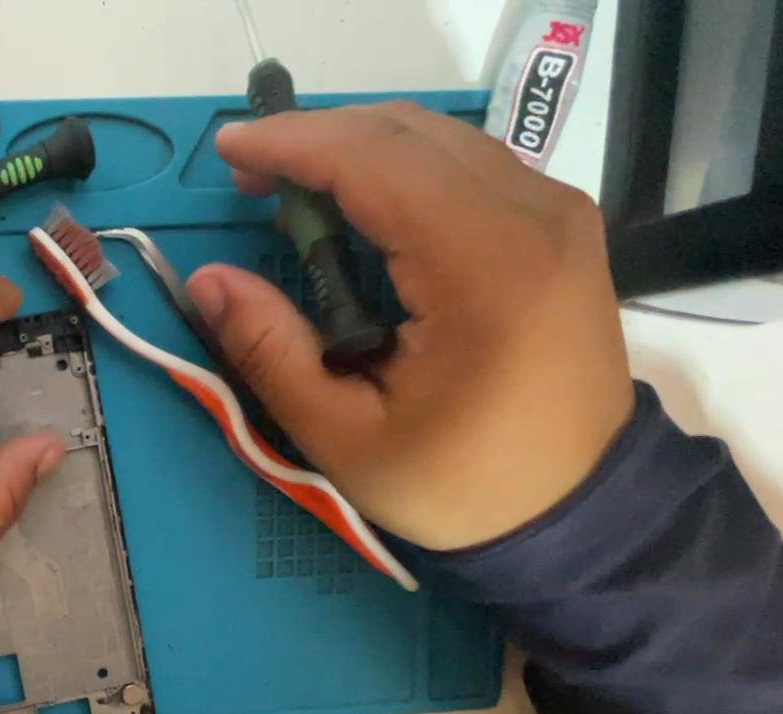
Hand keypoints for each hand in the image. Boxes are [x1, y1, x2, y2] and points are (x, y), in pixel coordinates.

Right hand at [187, 105, 634, 551]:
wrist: (574, 509)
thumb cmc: (452, 483)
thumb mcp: (342, 435)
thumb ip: (271, 353)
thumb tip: (208, 281)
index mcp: (485, 270)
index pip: (378, 165)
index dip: (294, 145)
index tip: (228, 151)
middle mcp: (535, 218)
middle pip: (409, 135)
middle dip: (318, 141)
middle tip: (249, 178)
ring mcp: (556, 216)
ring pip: (439, 141)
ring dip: (356, 152)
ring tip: (291, 193)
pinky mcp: (557, 229)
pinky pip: (466, 167)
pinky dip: (398, 172)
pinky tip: (356, 209)